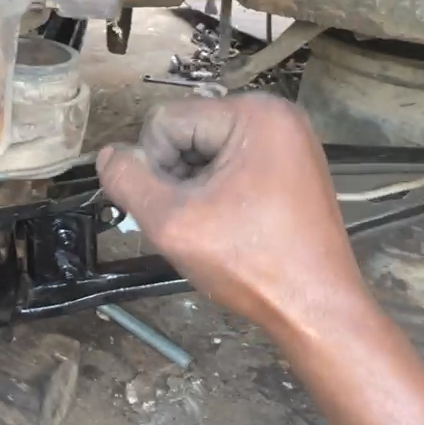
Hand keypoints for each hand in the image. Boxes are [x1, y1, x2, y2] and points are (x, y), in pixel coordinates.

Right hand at [97, 94, 366, 333]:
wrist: (316, 310)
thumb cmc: (253, 265)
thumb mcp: (170, 221)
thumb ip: (127, 180)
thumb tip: (107, 155)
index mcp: (254, 114)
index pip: (163, 122)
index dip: (154, 168)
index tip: (177, 209)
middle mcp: (275, 114)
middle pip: (185, 132)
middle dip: (176, 177)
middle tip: (195, 222)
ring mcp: (287, 139)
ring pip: (204, 150)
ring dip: (194, 186)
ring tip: (213, 226)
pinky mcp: (289, 164)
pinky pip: (230, 162)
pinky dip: (217, 190)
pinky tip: (228, 224)